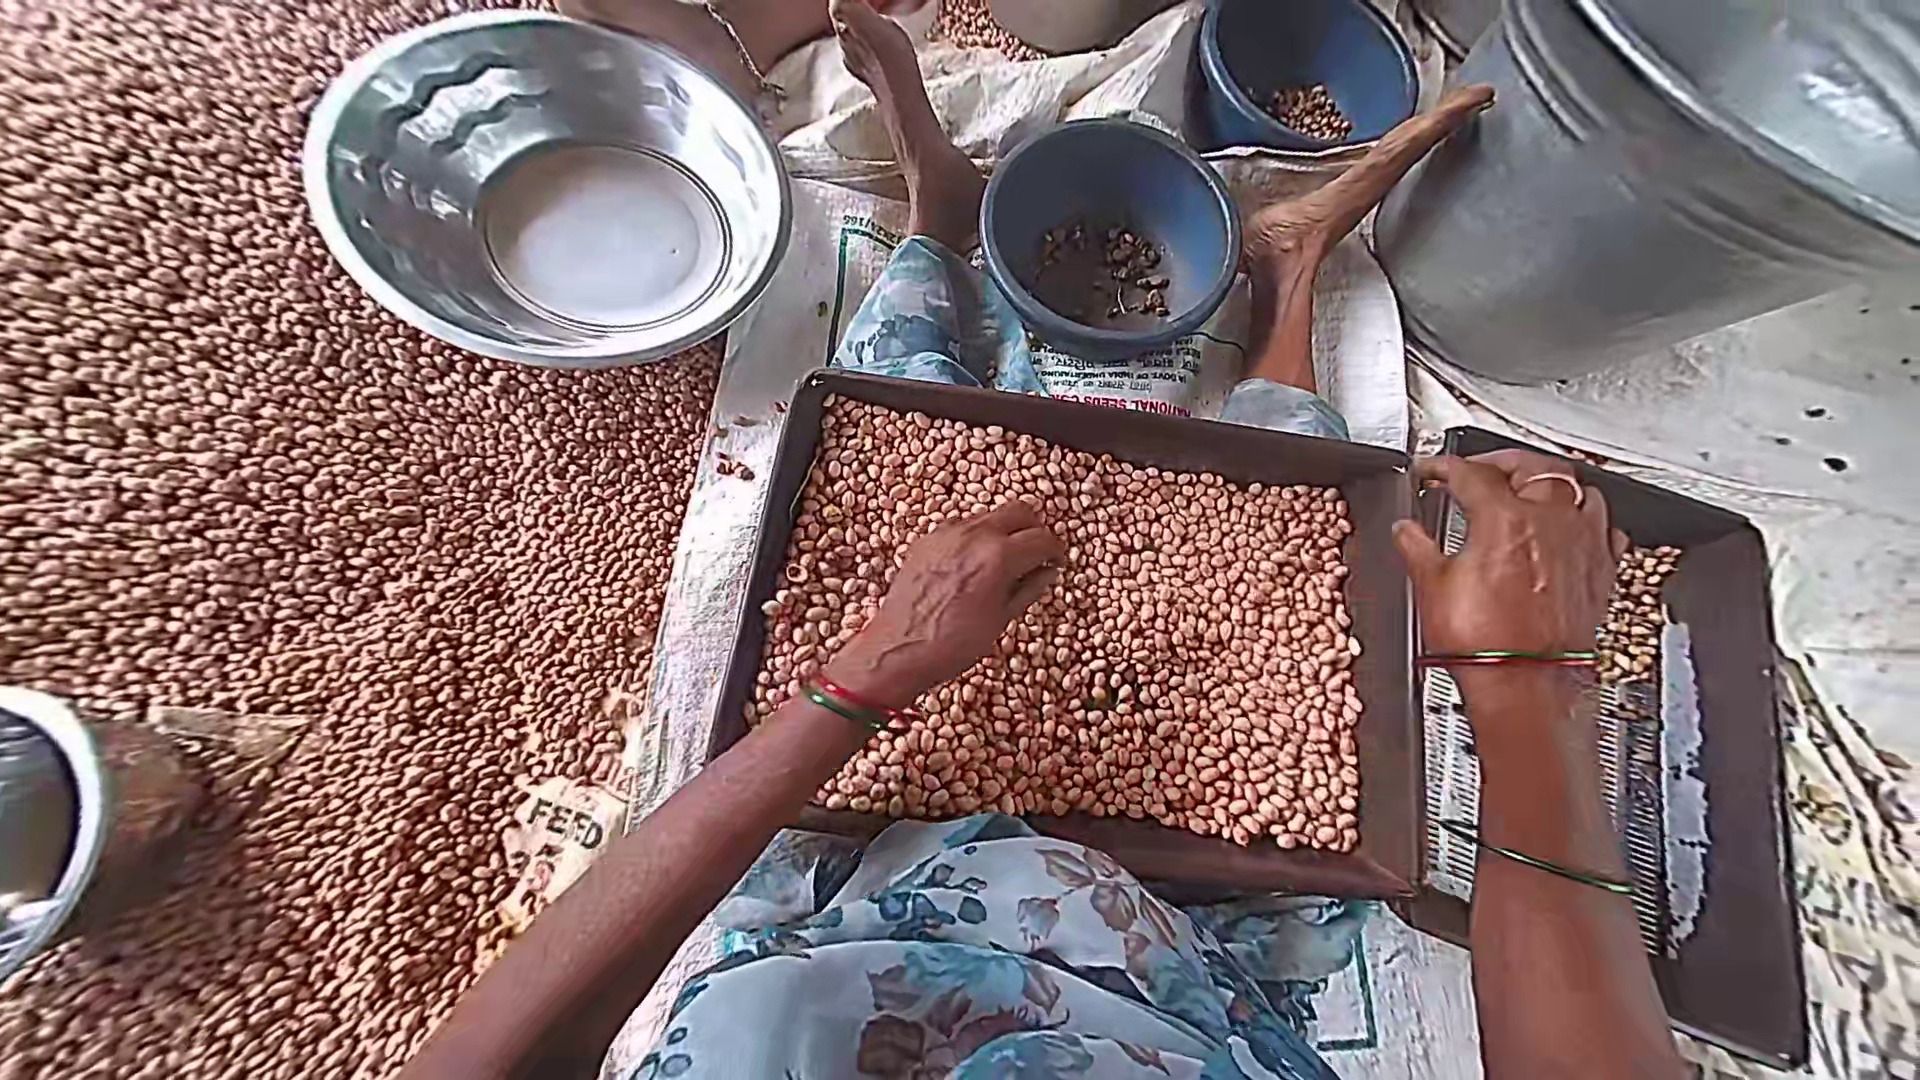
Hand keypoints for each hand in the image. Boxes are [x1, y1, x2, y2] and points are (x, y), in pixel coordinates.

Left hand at [824, 501, 1063, 706]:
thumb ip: (1028, 588)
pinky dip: (977, 538)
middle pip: (1020, 511)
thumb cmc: (951, 644)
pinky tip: (975, 565)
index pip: (1042, 539)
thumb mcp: (1001, 619)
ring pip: (990, 516)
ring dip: (1005, 532)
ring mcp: (947, 533)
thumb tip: (1047, 572)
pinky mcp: (927, 540)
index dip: (1055, 551)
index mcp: (998, 556)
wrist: (899, 650)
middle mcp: (973, 534)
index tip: (1056, 561)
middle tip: (1037, 553)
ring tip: (1006, 562)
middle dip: (1034, 529)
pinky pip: (962, 527)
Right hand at [1392, 451, 1625, 689]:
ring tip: (1521, 488)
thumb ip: (1415, 545)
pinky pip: (1602, 525)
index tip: (1428, 470)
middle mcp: (1553, 523)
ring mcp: (1584, 545)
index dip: (1442, 467)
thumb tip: (1406, 529)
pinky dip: (1579, 515)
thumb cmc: (1480, 637)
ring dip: (1546, 481)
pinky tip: (1563, 525)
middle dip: (1500, 460)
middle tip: (1475, 468)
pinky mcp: (1602, 570)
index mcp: (1505, 520)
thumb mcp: (1429, 583)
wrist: (1523, 680)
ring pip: (1579, 488)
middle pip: (1535, 466)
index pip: (1470, 474)